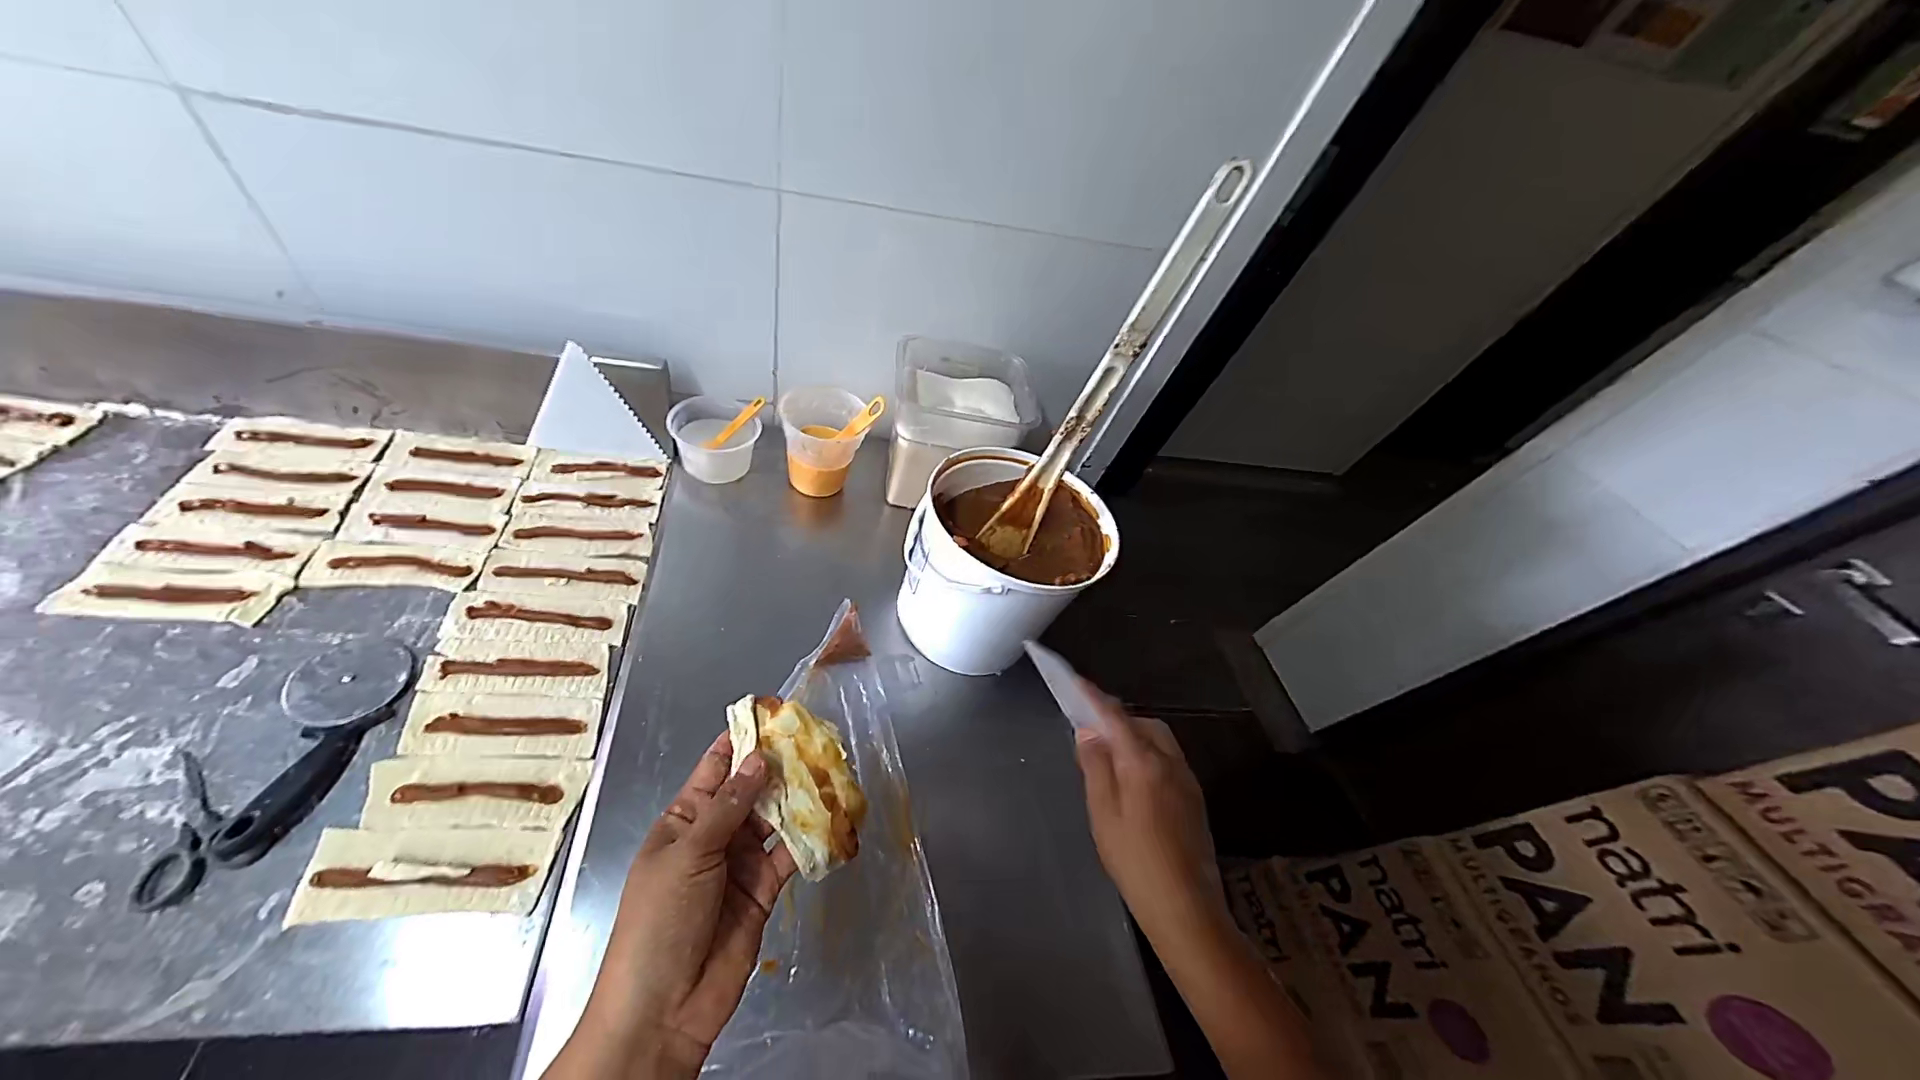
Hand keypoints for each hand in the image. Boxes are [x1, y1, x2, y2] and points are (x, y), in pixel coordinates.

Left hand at [549, 731, 797, 1079]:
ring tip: (831, 770)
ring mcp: (742, 861)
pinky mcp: (765, 888)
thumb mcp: (688, 855)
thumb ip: (728, 807)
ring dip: (800, 797)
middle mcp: (715, 834)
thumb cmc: (659, 923)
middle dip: (780, 764)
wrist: (664, 1009)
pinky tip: (833, 819)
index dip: (741, 738)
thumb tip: (758, 759)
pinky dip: (811, 837)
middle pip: (752, 788)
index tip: (772, 711)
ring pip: (776, 817)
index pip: (715, 767)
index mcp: (684, 819)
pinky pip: (791, 853)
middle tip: (816, 738)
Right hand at [1072, 689, 1228, 944]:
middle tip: (1090, 730)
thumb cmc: (1135, 860)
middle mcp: (1170, 762)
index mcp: (1144, 761)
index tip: (1075, 680)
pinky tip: (1132, 778)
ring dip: (1133, 736)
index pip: (1115, 716)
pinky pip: (1166, 760)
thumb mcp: (1103, 813)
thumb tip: (1088, 731)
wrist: (1186, 906)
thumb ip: (1095, 766)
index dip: (1092, 697)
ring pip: (1158, 741)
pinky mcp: (1194, 798)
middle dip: (1117, 718)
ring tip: (1108, 754)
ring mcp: (1186, 779)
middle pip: (1142, 724)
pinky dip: (1146, 754)